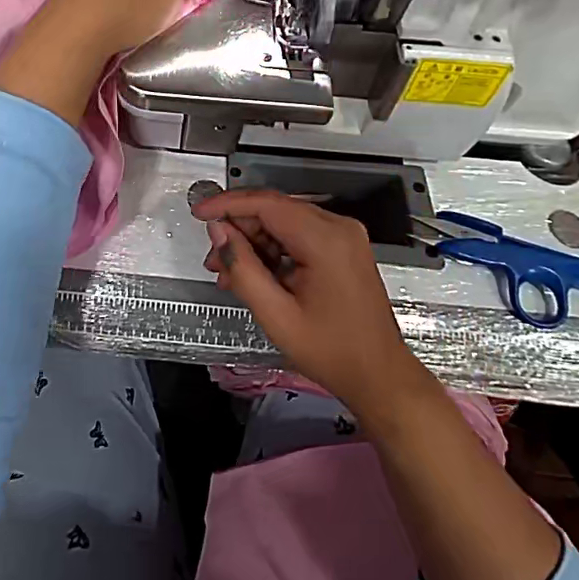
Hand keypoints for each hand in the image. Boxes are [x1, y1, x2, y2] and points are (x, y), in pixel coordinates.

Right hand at [192, 189, 437, 415]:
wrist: (379, 376)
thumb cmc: (332, 351)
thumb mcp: (276, 314)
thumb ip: (243, 267)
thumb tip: (219, 232)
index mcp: (325, 239)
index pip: (266, 204)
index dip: (228, 205)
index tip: (199, 212)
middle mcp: (338, 227)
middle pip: (275, 210)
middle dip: (239, 229)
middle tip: (214, 259)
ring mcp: (344, 236)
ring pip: (285, 222)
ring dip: (254, 241)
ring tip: (229, 273)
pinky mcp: (344, 247)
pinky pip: (300, 235)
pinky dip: (274, 249)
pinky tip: (255, 274)